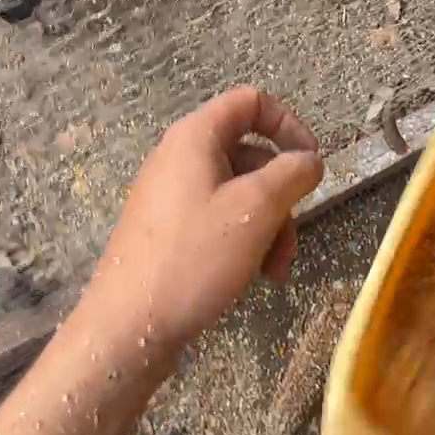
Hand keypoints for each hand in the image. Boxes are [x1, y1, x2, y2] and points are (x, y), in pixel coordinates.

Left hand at [91, 86, 324, 351]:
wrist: (124, 333)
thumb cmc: (193, 257)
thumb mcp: (257, 208)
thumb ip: (293, 173)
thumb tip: (310, 160)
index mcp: (195, 137)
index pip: (252, 102)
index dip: (288, 124)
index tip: (311, 161)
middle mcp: (180, 157)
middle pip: (251, 152)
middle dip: (282, 192)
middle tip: (295, 231)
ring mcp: (171, 196)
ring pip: (240, 191)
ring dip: (269, 224)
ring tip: (278, 269)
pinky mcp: (167, 231)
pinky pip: (218, 218)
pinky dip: (245, 239)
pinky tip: (256, 276)